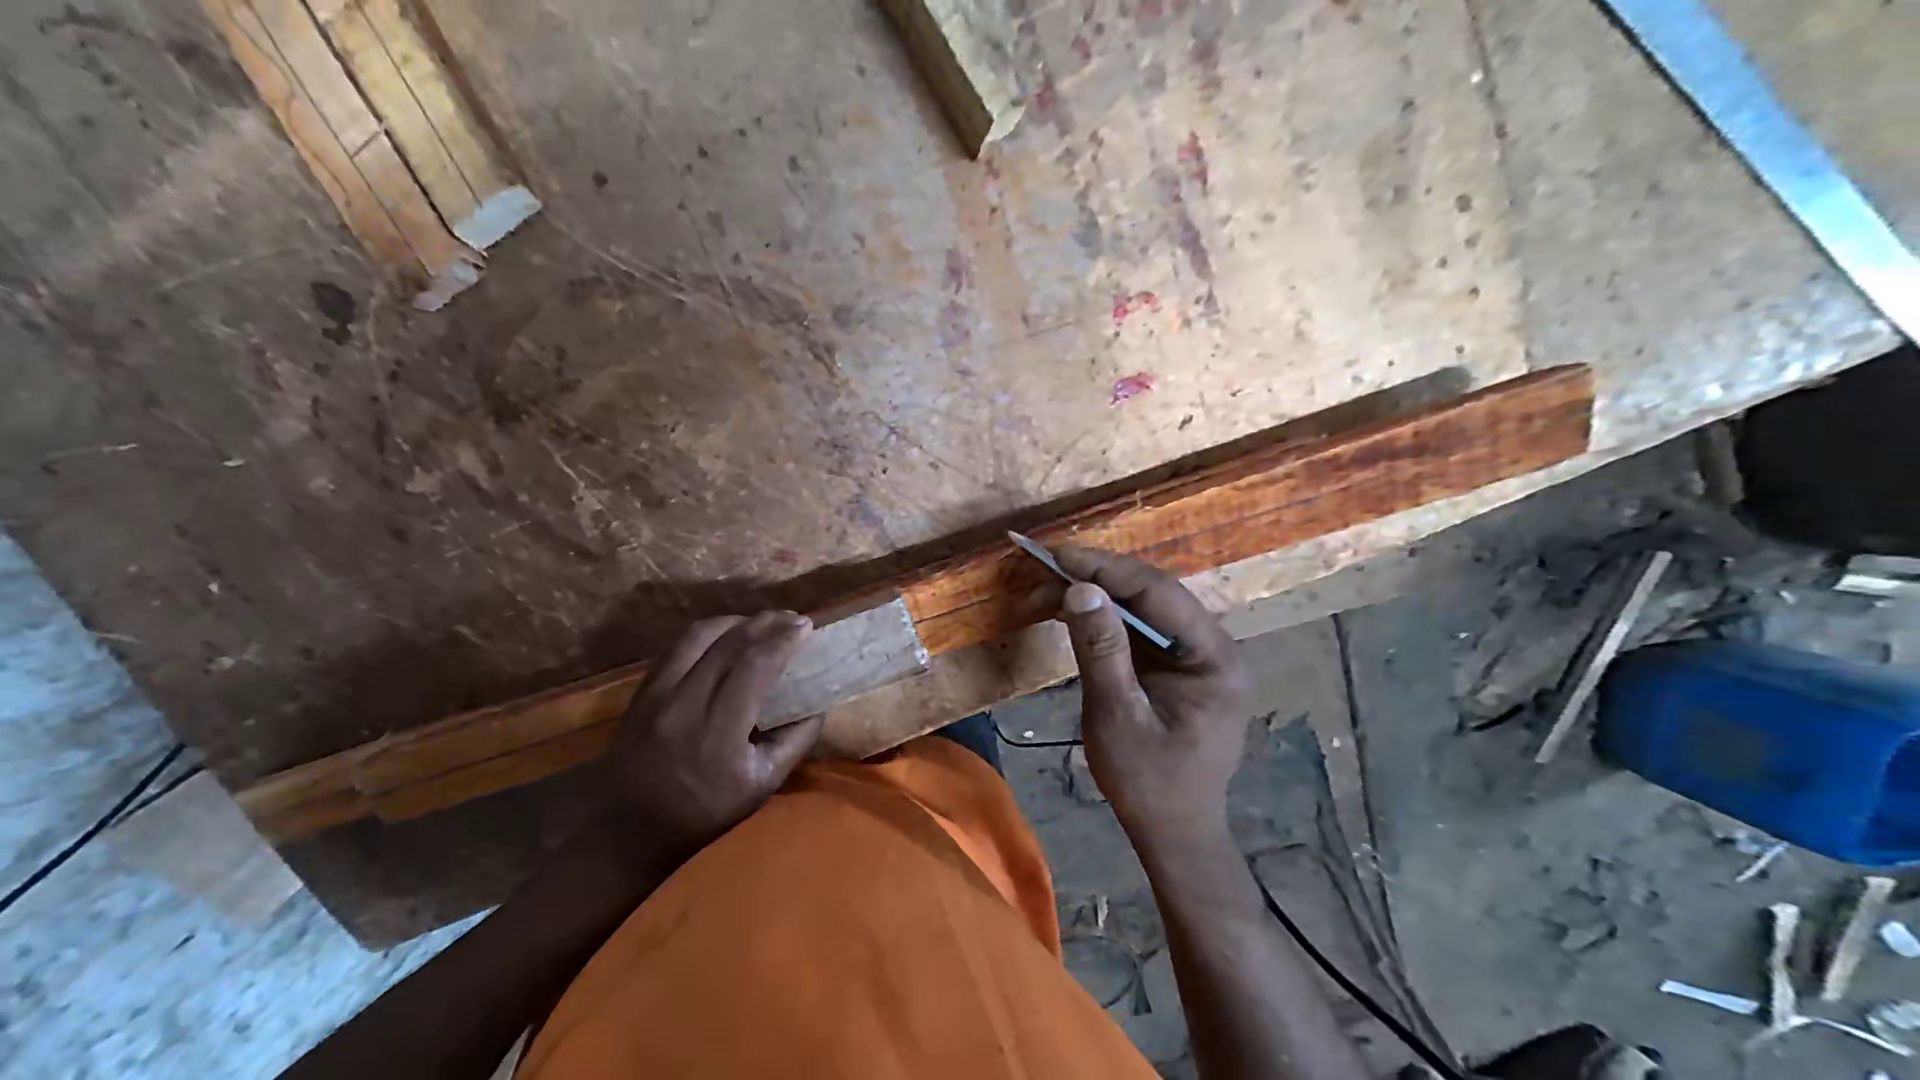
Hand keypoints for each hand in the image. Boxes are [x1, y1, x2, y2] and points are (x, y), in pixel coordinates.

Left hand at [607, 610, 823, 859]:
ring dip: (735, 621)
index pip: (754, 666)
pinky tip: (726, 635)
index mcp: (718, 733)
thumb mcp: (762, 786)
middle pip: (729, 643)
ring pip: (698, 636)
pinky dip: (707, 633)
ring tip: (761, 623)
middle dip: (766, 623)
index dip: (783, 640)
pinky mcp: (641, 692)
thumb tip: (820, 704)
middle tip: (793, 618)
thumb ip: (795, 741)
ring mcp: (657, 695)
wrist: (628, 831)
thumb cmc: (704, 813)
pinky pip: (676, 647)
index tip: (807, 627)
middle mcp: (684, 705)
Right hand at [1051, 546, 1251, 842]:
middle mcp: (1213, 647)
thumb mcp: (1117, 717)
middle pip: (1153, 593)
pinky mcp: (1176, 666)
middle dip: (1097, 577)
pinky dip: (1103, 619)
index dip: (1106, 568)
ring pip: (1143, 607)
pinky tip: (1071, 612)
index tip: (1057, 555)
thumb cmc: (1148, 783)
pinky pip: (1139, 629)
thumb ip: (1101, 650)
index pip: (1158, 592)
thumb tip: (1078, 588)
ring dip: (1096, 595)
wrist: (1173, 831)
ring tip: (1046, 588)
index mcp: (1213, 658)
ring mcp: (1196, 655)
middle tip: (1044, 567)